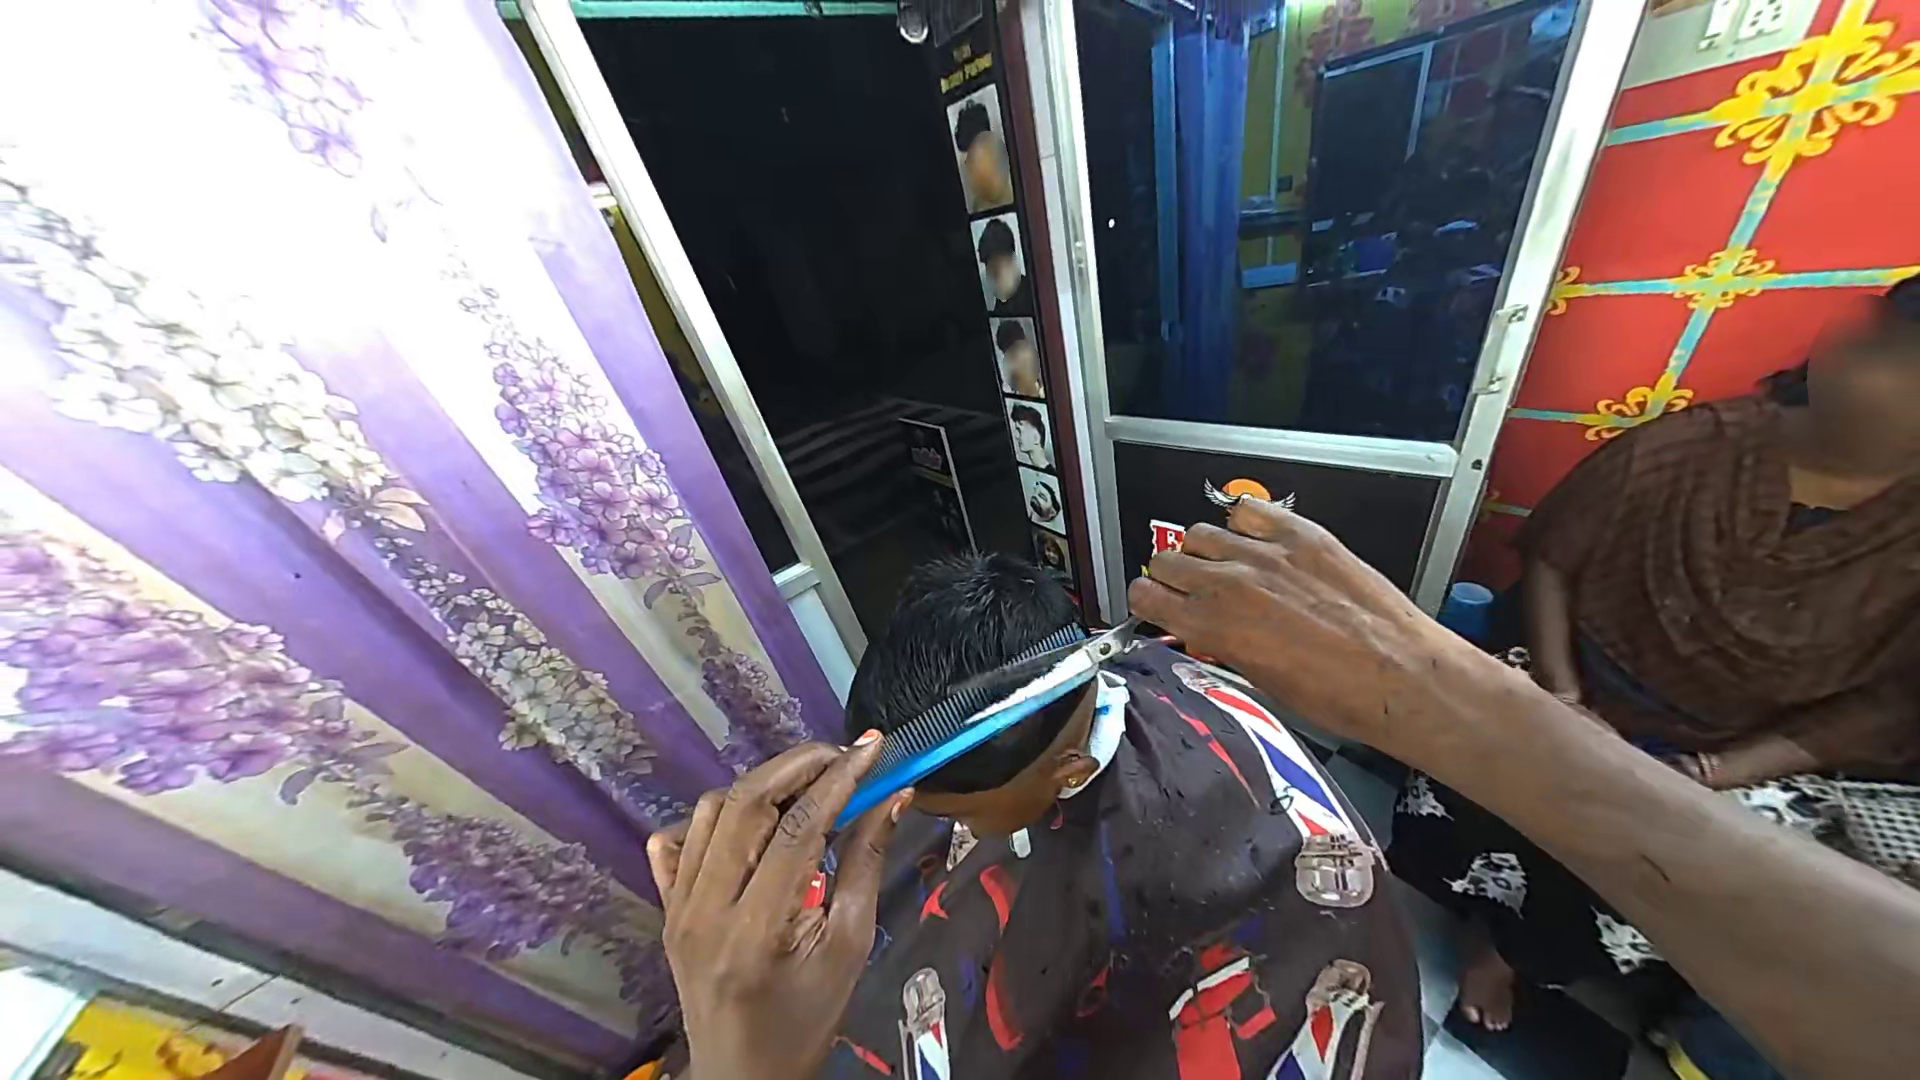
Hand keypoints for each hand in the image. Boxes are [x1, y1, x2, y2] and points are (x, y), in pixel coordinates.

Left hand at [647, 737, 911, 1079]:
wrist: (742, 1077)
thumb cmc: (807, 1018)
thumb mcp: (851, 942)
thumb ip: (868, 860)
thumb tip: (895, 795)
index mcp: (757, 929)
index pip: (800, 826)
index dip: (841, 777)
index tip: (872, 746)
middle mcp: (705, 909)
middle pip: (747, 801)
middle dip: (800, 763)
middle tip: (841, 756)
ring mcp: (677, 906)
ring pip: (713, 807)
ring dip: (765, 783)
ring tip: (806, 788)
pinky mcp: (667, 906)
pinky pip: (682, 837)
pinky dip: (718, 811)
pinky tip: (752, 820)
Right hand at [1128, 498, 1463, 750]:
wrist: (1404, 680)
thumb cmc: (1337, 695)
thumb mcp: (1256, 680)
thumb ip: (1217, 643)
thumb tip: (1201, 628)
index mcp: (1211, 625)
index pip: (1144, 594)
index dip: (1147, 601)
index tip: (1157, 604)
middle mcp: (1228, 583)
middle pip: (1164, 559)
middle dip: (1171, 577)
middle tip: (1191, 589)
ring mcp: (1264, 554)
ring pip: (1199, 532)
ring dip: (1203, 550)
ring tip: (1225, 565)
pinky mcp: (1301, 537)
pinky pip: (1249, 511)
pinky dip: (1245, 523)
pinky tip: (1257, 542)